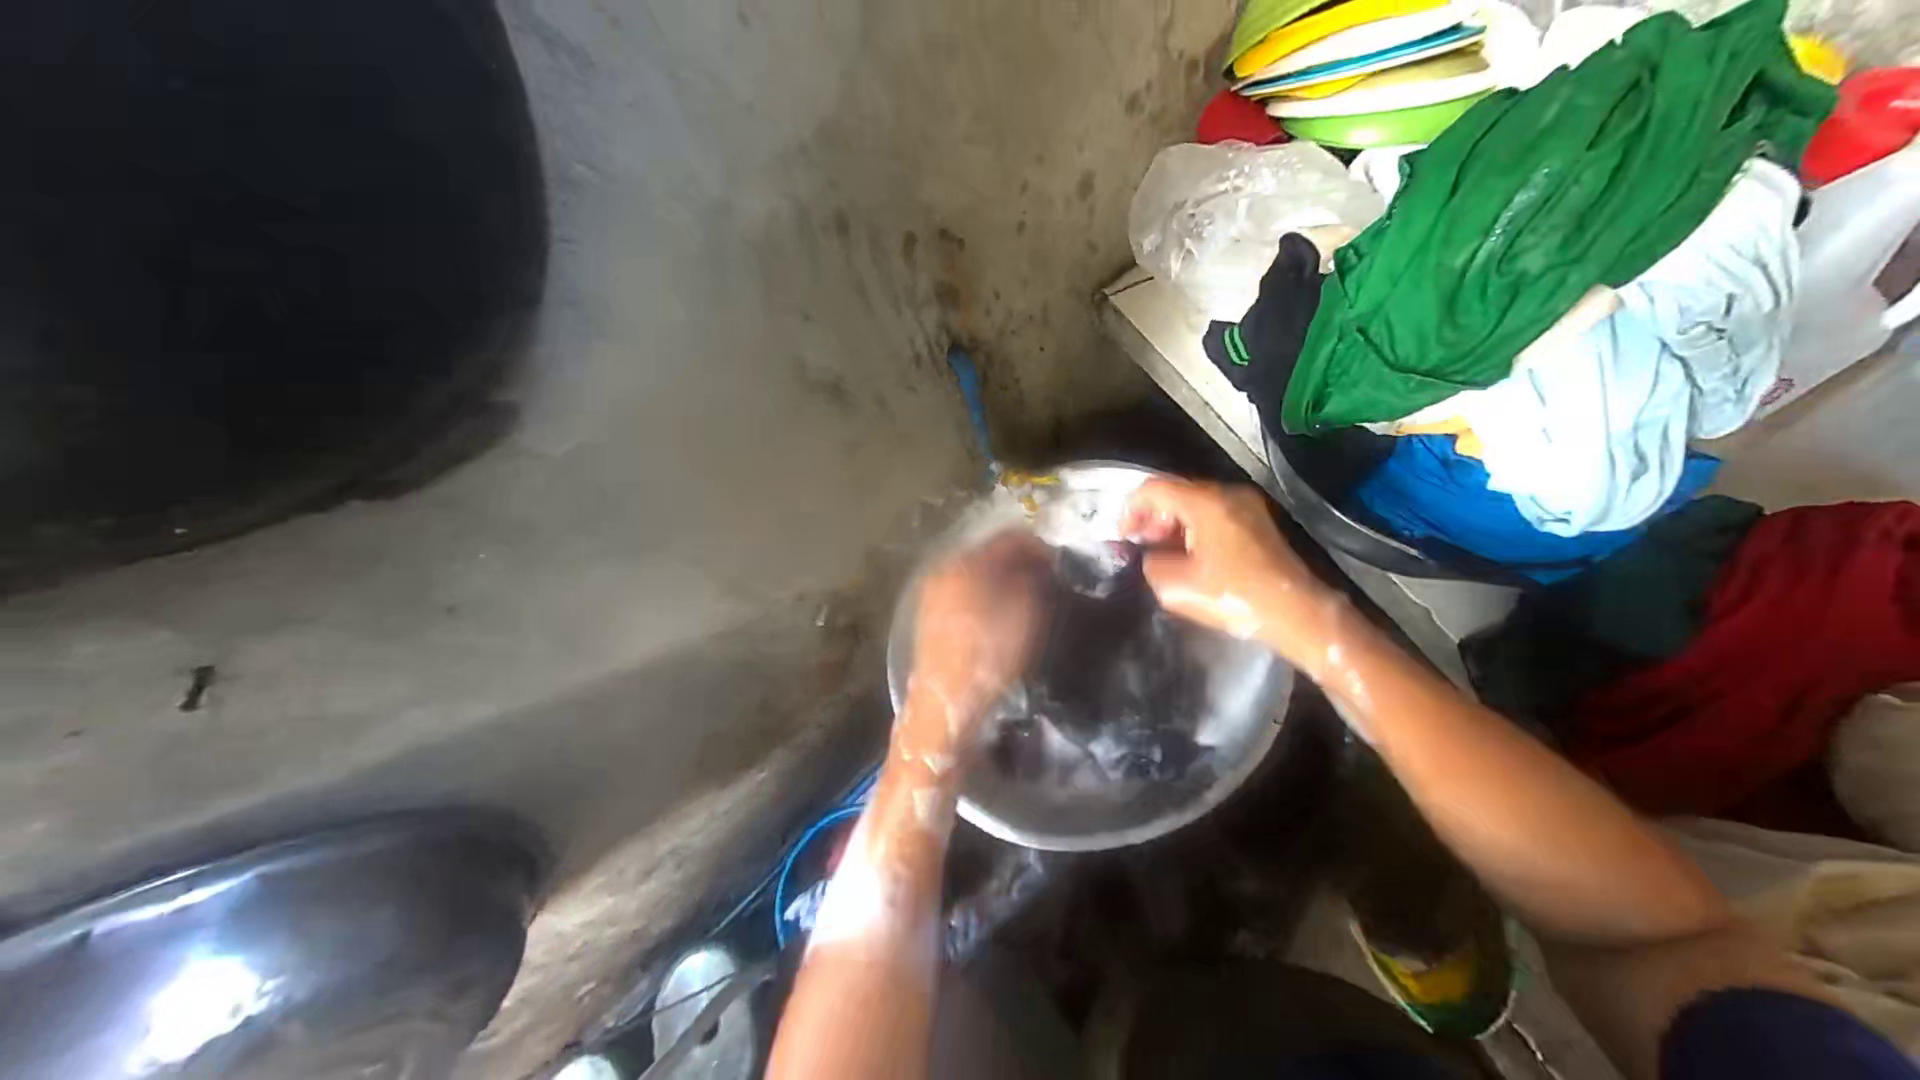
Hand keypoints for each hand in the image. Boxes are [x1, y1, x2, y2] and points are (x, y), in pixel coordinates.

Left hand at [905, 531, 1050, 751]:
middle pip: (990, 552)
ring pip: (976, 572)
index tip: (1058, 563)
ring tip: (1023, 598)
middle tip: (1044, 580)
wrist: (946, 699)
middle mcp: (945, 567)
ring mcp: (933, 591)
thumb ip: (1034, 577)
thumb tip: (1037, 564)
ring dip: (1001, 579)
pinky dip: (984, 595)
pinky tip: (997, 615)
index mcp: (968, 560)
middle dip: (1019, 562)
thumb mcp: (1027, 611)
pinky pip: (964, 591)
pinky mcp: (929, 614)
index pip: (1010, 537)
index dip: (1039, 546)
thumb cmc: (990, 653)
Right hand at [1120, 478, 1346, 668]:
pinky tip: (1189, 555)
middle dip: (1152, 516)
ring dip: (1173, 523)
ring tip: (1162, 553)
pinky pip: (1214, 514)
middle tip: (1140, 545)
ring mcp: (1247, 506)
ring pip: (1195, 503)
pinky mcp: (1257, 523)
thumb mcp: (1175, 586)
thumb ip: (1151, 562)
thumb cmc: (1234, 597)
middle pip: (1176, 491)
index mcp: (1206, 503)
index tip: (1123, 537)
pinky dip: (1194, 529)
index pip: (1154, 488)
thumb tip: (1150, 555)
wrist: (1296, 614)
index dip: (1130, 509)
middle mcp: (1227, 494)